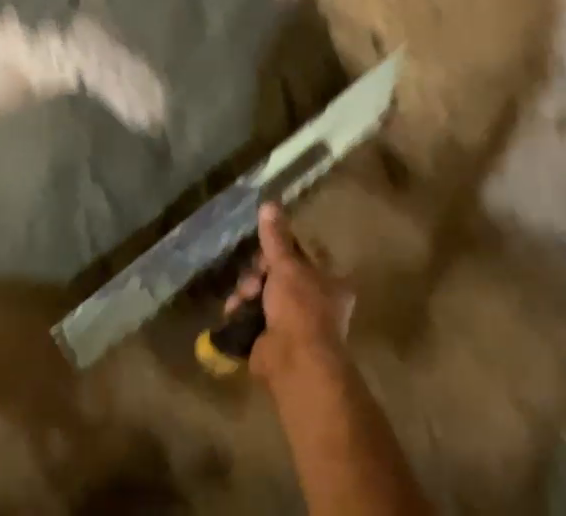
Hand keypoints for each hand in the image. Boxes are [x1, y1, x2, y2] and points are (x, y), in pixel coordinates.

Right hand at [225, 203, 354, 382]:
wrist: (294, 362)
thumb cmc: (300, 308)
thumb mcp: (287, 266)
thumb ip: (275, 237)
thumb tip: (269, 202)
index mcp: (330, 283)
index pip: (302, 255)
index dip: (280, 250)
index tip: (264, 251)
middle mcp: (315, 302)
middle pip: (277, 274)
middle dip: (258, 274)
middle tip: (253, 280)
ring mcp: (294, 323)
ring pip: (261, 294)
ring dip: (246, 293)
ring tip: (241, 300)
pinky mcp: (273, 339)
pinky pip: (251, 316)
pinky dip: (241, 313)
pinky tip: (234, 313)